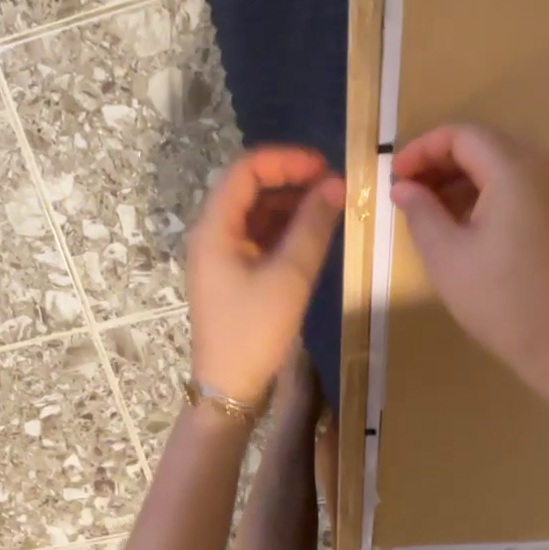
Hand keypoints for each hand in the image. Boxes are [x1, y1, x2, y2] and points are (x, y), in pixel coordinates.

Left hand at [187, 147, 345, 404]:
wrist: (228, 389)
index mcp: (214, 229)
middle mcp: (212, 235)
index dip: (286, 160)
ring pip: (256, 214)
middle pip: (249, 189)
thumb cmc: (254, 332)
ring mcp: (221, 257)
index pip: (246, 171)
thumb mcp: (289, 277)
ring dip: (290, 205)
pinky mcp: (233, 276)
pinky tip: (313, 234)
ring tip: (331, 207)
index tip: (325, 165)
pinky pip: (258, 239)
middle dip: (291, 180)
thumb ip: (313, 226)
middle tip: (333, 185)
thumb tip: (336, 184)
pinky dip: (285, 230)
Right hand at [391, 124, 548, 390]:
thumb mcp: (446, 256)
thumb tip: (403, 187)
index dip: (422, 149)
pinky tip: (463, 222)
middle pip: (484, 143)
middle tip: (407, 191)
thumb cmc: (499, 300)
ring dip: (462, 177)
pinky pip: (520, 183)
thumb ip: (421, 212)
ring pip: (502, 162)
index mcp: (515, 169)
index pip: (462, 135)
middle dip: (441, 161)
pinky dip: (486, 191)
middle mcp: (543, 166)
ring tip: (428, 209)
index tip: (395, 177)